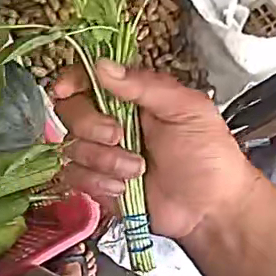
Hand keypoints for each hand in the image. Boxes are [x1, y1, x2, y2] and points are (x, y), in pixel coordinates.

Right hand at [51, 61, 266, 244]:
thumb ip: (145, 85)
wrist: (210, 209)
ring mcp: (101, 154)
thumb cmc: (208, 156)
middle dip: (91, 125)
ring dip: (105, 160)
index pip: (88, 79)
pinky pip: (75, 177)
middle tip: (119, 136)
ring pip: (73, 147)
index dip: (71, 80)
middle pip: (71, 111)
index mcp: (132, 98)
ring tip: (138, 169)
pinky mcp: (96, 183)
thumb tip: (102, 66)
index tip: (65, 90)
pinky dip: (99, 183)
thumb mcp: (187, 109)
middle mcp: (111, 122)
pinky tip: (125, 187)